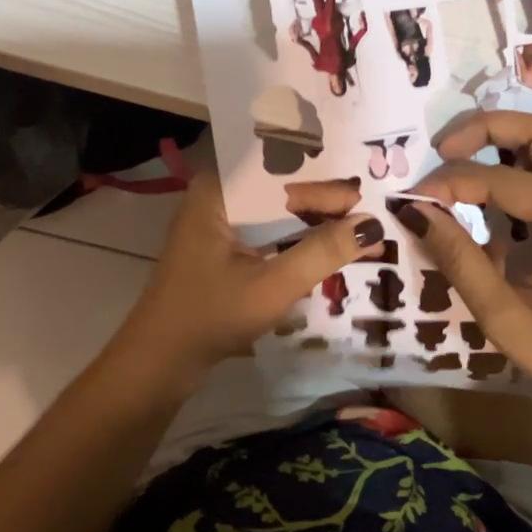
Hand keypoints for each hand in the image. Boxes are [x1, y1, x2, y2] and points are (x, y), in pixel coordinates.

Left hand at [117, 173, 384, 374]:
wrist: (159, 362)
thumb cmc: (211, 315)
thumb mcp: (273, 285)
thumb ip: (322, 252)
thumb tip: (371, 224)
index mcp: (218, 191)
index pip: (280, 170)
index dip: (323, 179)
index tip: (365, 191)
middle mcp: (216, 198)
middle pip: (280, 190)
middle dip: (325, 204)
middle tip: (371, 215)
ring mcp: (217, 226)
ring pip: (276, 214)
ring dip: (314, 225)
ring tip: (361, 233)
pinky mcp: (221, 252)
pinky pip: (266, 235)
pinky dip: (296, 243)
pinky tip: (330, 252)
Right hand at [394, 112, 531, 437]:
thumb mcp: (508, 322)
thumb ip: (462, 261)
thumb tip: (418, 212)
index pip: (505, 180)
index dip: (453, 180)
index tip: (414, 196)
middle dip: (489, 128)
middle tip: (442, 148)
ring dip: (528, 131)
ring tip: (485, 152)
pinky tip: (530, 171)